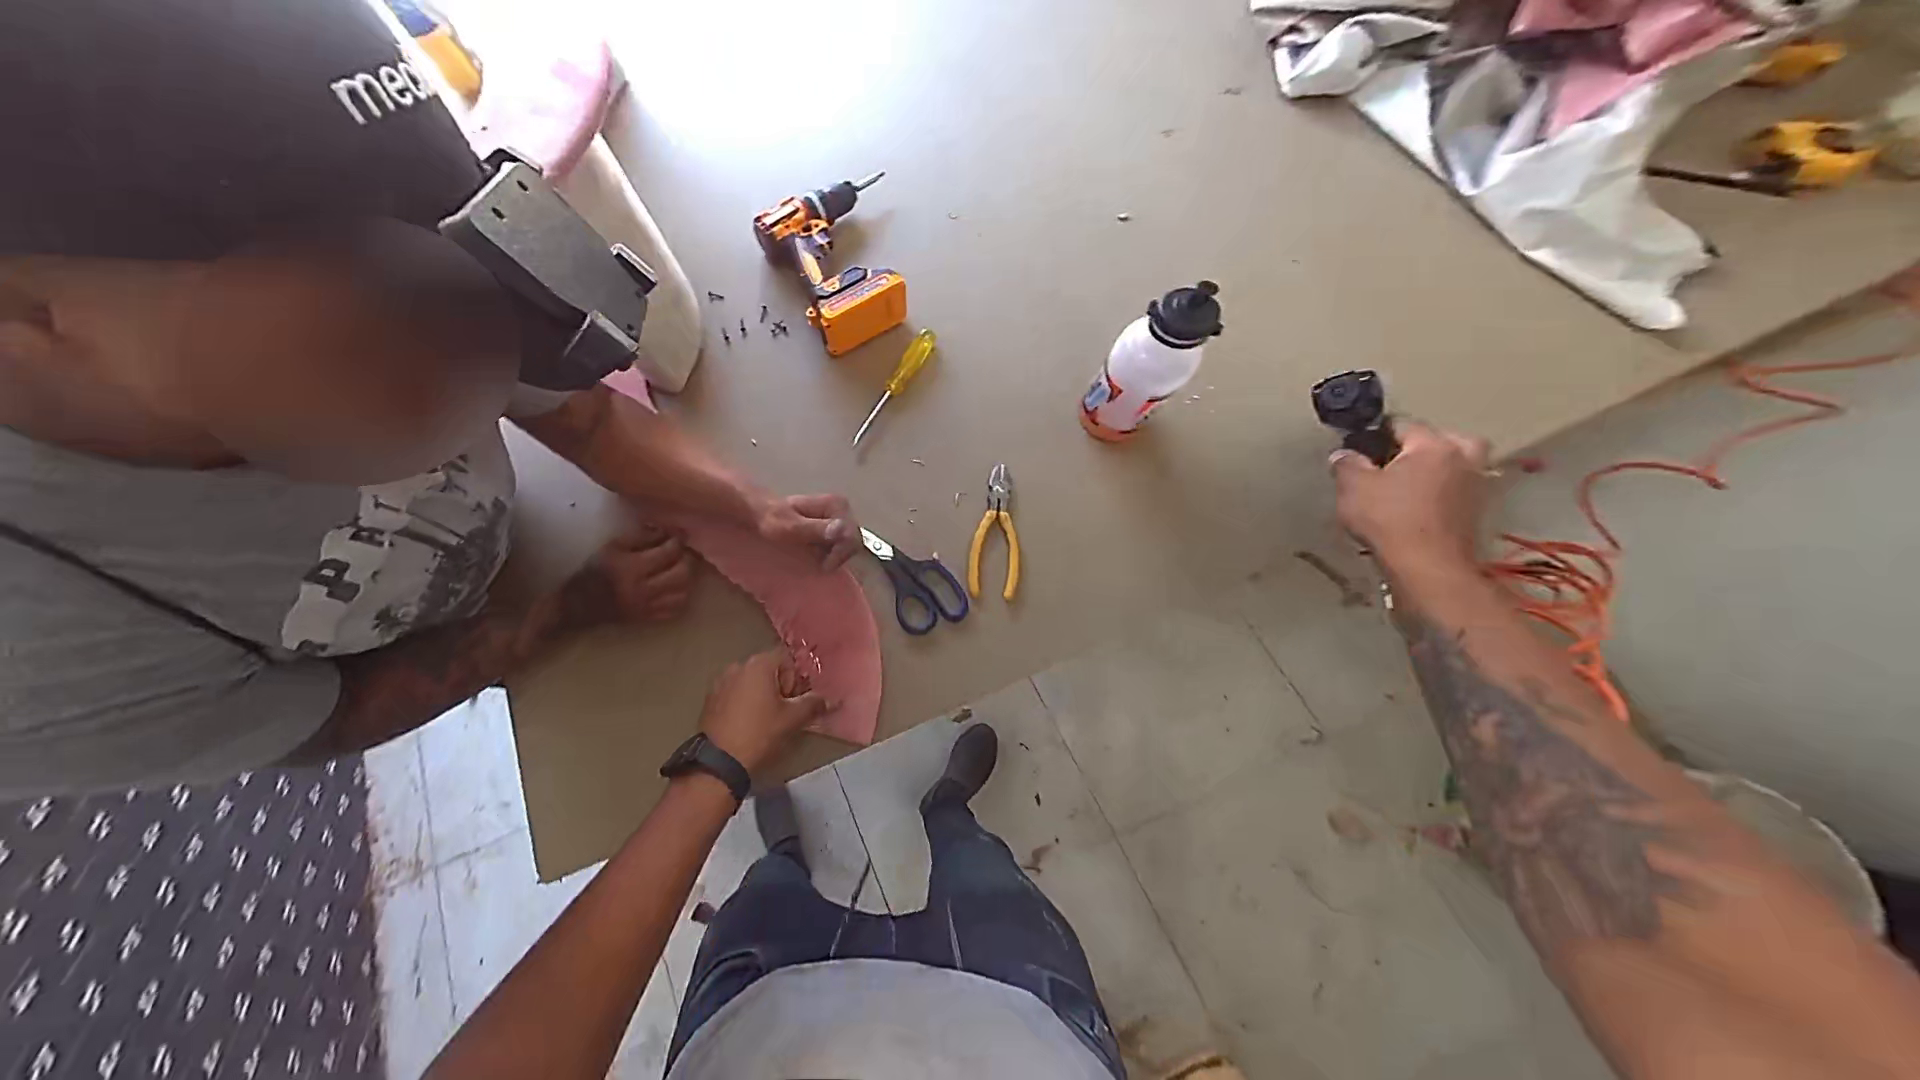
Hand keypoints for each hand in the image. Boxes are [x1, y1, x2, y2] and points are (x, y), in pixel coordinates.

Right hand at [560, 526, 696, 625]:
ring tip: (679, 569)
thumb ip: (640, 537)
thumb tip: (665, 532)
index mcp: (632, 568)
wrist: (576, 605)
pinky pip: (675, 609)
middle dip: (686, 560)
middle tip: (681, 553)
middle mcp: (643, 588)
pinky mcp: (648, 618)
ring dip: (687, 579)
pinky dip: (680, 596)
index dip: (677, 541)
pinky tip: (674, 588)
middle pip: (681, 573)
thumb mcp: (612, 547)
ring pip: (683, 592)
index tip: (678, 535)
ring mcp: (647, 606)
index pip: (668, 552)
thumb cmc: (593, 571)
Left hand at [697, 649, 830, 776]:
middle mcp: (738, 666)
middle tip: (786, 710)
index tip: (797, 698)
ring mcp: (720, 681)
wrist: (719, 762)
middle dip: (781, 686)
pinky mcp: (710, 699)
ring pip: (751, 681)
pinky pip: (736, 693)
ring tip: (767, 719)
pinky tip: (749, 723)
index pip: (787, 658)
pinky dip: (746, 702)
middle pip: (769, 668)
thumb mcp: (792, 718)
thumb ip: (813, 703)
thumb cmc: (759, 733)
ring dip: (763, 694)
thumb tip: (829, 700)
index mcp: (759, 664)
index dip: (797, 677)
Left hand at [755, 493, 860, 569]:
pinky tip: (819, 553)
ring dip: (836, 555)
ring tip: (817, 557)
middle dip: (839, 555)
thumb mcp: (790, 527)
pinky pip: (844, 543)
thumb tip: (841, 531)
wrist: (761, 512)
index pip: (853, 536)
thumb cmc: (772, 519)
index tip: (823, 565)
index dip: (840, 554)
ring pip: (851, 543)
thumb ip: (815, 529)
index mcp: (837, 505)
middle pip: (855, 540)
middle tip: (819, 563)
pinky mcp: (836, 524)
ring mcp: (841, 516)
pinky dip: (834, 553)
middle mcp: (843, 508)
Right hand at [1330, 420, 1490, 570]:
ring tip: (1407, 486)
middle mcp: (1463, 458)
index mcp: (1433, 445)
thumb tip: (1344, 454)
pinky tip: (1418, 507)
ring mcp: (1477, 486)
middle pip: (1443, 439)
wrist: (1427, 567)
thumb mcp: (1353, 488)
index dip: (1377, 433)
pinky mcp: (1478, 513)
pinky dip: (1441, 494)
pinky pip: (1457, 491)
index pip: (1403, 424)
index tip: (1359, 448)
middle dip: (1421, 446)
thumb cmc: (1389, 521)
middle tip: (1395, 462)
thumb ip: (1346, 464)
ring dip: (1436, 471)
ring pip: (1456, 465)